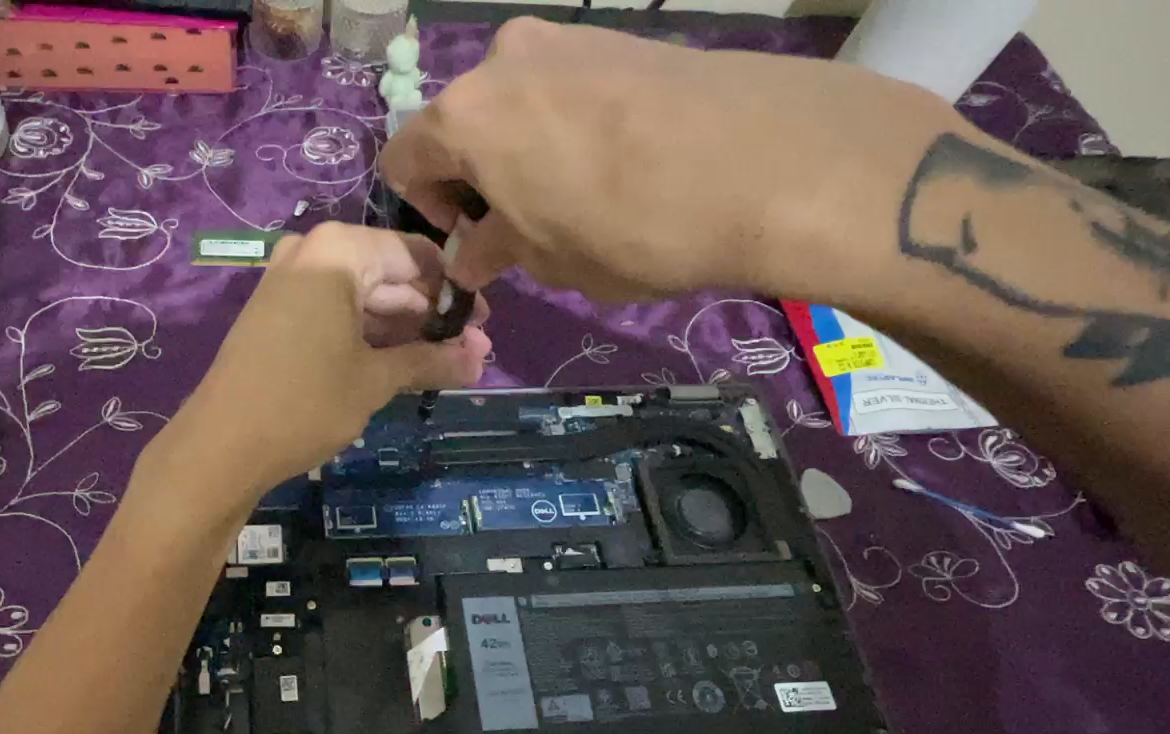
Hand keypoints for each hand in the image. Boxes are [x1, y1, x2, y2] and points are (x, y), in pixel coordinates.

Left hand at [150, 223, 490, 500]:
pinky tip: (399, 364)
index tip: (484, 325)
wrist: (222, 445)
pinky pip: (335, 314)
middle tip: (472, 354)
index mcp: (339, 250)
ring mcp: (289, 283)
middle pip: (389, 277)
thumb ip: (431, 361)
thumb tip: (482, 360)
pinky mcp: (276, 315)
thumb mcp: (374, 380)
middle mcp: (312, 252)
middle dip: (430, 318)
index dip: (454, 291)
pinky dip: (368, 337)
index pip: (416, 256)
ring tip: (445, 366)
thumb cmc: (305, 402)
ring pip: (363, 300)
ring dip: (403, 332)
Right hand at [381, 18, 951, 304]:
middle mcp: (503, 61)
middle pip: (460, 126)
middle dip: (475, 178)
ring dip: (522, 154)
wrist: (766, 164)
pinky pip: (565, 90)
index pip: (403, 160)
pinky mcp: (622, 37)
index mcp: (463, 116)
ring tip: (573, 199)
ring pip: (515, 106)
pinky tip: (614, 167)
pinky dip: (566, 129)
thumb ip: (491, 250)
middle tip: (519, 226)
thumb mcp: (543, 259)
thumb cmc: (625, 227)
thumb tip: (471, 254)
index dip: (426, 210)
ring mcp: (567, 38)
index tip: (470, 240)